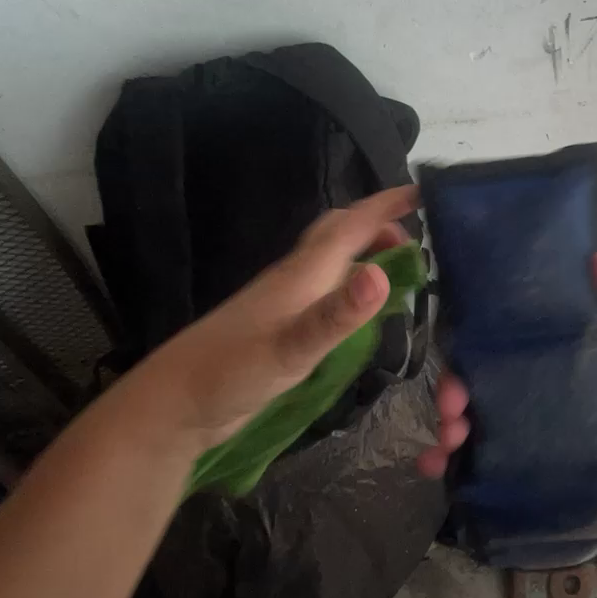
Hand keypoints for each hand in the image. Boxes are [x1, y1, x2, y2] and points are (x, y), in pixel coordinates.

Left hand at [115, 186, 418, 450]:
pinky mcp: (281, 325)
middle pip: (340, 233)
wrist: (172, 406)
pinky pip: (326, 287)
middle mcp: (297, 278)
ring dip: (366, 250)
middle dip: (378, 223)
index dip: (388, 205)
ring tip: (399, 265)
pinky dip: (351, 281)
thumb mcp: (292, 348)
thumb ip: (337, 315)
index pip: (353, 225)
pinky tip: (359, 306)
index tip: (424, 190)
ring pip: (332, 259)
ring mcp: (287, 301)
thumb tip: (381, 275)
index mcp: (303, 273)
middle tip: (417, 235)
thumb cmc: (230, 373)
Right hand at [417, 252, 596, 492]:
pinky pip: (477, 458)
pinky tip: (437, 471)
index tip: (456, 362)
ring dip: (444, 427)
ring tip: (447, 446)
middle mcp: (525, 378)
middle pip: (471, 377)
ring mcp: (522, 420)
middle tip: (453, 412)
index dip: (465, 343)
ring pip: (467, 417)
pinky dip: (448, 463)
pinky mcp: (523, 459)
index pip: (490, 334)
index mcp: (544, 345)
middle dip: (449, 392)